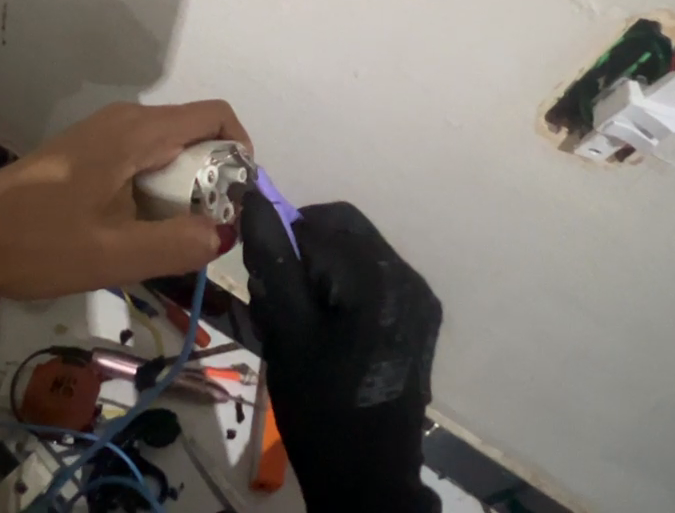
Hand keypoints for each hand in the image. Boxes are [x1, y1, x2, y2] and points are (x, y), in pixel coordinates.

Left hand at [0, 101, 248, 302]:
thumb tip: (224, 233)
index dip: (240, 150)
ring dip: (184, 185)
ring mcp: (103, 132)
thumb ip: (177, 244)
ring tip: (172, 234)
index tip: (238, 198)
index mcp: (137, 131)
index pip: (215, 114)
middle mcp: (125, 119)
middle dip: (213, 175)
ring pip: (169, 145)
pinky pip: (143, 155)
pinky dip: (158, 184)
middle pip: (195, 130)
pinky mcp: (87, 150)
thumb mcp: (114, 255)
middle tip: (206, 228)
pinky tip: (136, 226)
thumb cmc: (39, 244)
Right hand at [241, 194, 442, 512]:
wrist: (369, 479)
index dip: (282, 243)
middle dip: (305, 248)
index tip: (263, 284)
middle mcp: (408, 274)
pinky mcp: (420, 314)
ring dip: (324, 264)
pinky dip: (345, 281)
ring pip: (357, 248)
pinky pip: (374, 274)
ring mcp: (419, 294)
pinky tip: (331, 324)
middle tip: (280, 296)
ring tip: (304, 314)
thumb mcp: (287, 331)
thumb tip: (253, 195)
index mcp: (379, 276)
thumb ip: (272, 258)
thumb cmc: (320, 405)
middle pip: (344, 228)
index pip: (316, 224)